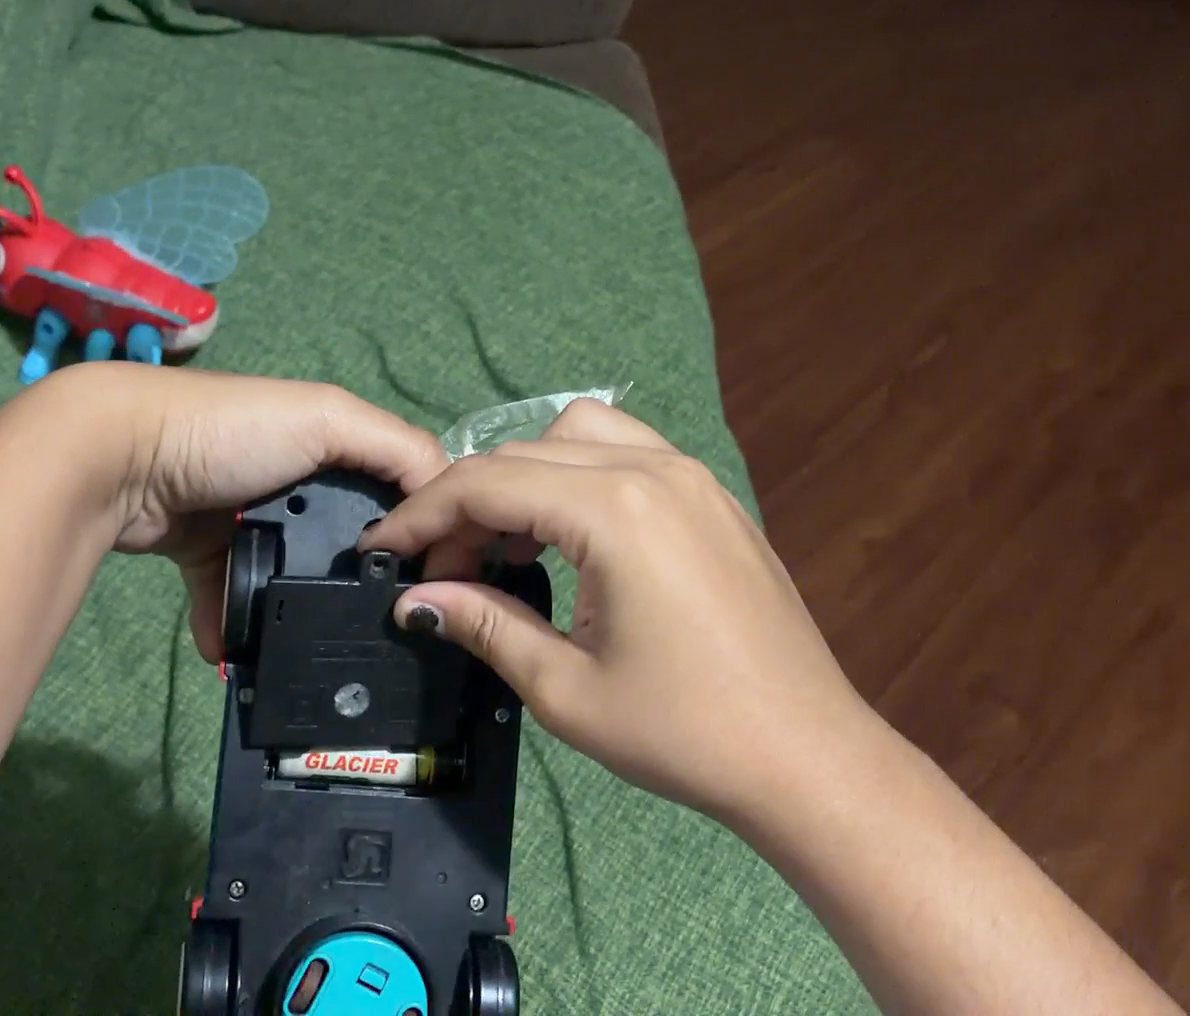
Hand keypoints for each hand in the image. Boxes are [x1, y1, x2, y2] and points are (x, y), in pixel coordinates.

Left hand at [39, 362, 450, 661]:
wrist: (118, 459)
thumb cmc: (232, 432)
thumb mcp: (329, 419)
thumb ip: (399, 450)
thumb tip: (447, 506)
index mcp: (330, 440)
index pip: (393, 487)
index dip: (416, 529)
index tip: (434, 580)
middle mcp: (294, 478)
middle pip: (345, 539)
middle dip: (359, 580)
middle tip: (379, 625)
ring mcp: (249, 518)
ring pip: (291, 576)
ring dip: (297, 610)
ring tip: (314, 647)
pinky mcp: (209, 552)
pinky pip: (235, 596)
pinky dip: (235, 623)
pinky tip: (239, 650)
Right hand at [360, 400, 875, 825]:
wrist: (806, 756)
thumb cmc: (684, 732)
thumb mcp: (565, 688)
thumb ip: (484, 625)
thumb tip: (414, 601)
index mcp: (614, 510)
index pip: (487, 483)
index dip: (422, 513)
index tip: (383, 547)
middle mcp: (652, 469)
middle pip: (523, 453)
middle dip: (466, 503)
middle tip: (441, 570)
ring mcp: (689, 474)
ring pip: (573, 433)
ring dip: (521, 477)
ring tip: (504, 546)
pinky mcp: (708, 494)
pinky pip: (622, 450)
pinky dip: (574, 473)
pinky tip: (566, 532)